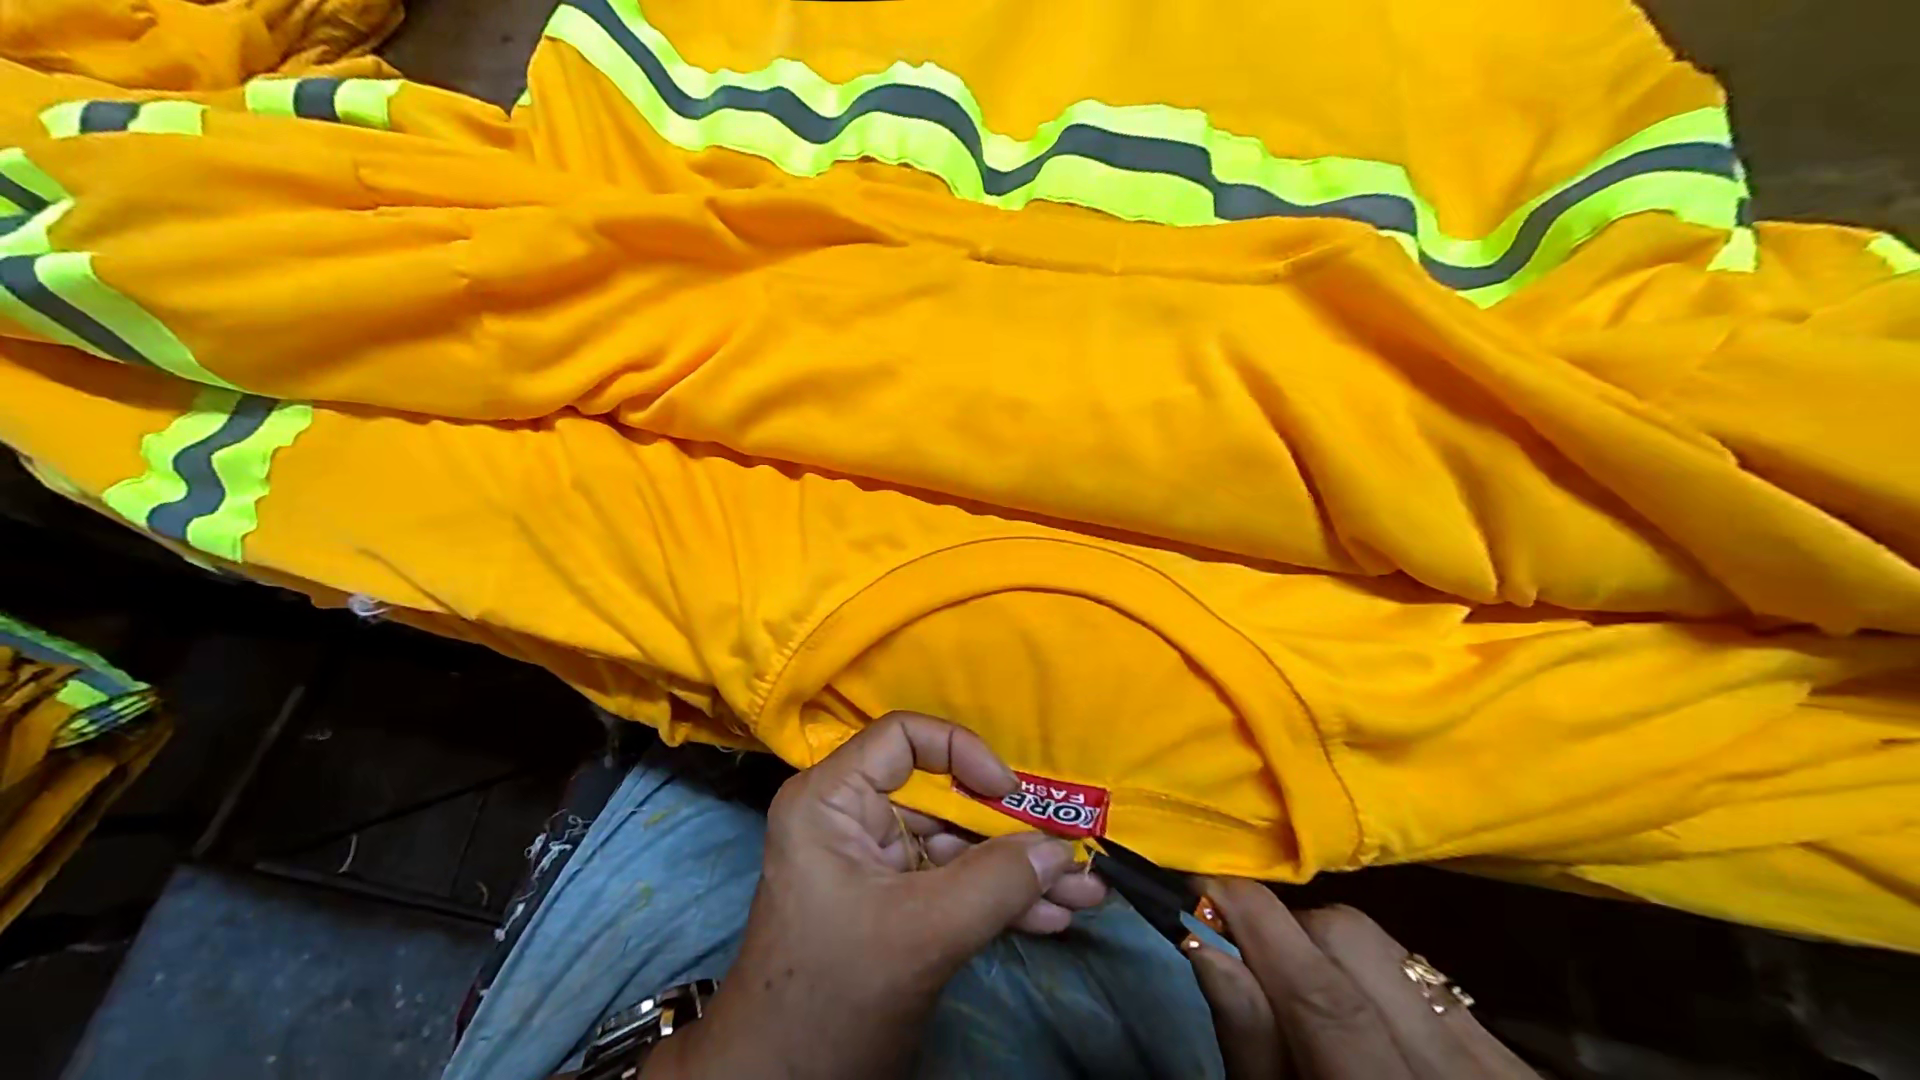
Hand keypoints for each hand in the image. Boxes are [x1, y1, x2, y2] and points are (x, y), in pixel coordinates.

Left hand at [648, 711, 1106, 1079]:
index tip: (1007, 790)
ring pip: (956, 844)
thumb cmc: (835, 994)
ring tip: (1083, 893)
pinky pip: (954, 883)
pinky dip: (1000, 899)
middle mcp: (851, 818)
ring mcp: (875, 861)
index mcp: (831, 801)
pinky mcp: (895, 902)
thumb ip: (996, 884)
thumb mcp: (922, 933)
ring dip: (1019, 871)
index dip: (960, 751)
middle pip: (942, 796)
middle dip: (1010, 828)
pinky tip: (1053, 917)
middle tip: (1071, 847)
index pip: (902, 738)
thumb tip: (1060, 850)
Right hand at [1188, 879, 1536, 1078]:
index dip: (1258, 925)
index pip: (1323, 995)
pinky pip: (1424, 973)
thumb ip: (1254, 1048)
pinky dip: (1372, 971)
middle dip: (1285, 928)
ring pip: (1389, 947)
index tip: (1205, 882)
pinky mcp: (1515, 1057)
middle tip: (1248, 951)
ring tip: (1302, 984)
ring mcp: (1504, 1067)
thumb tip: (1208, 947)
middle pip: (1355, 943)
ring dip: (1327, 946)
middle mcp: (1461, 1076)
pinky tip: (1360, 1007)